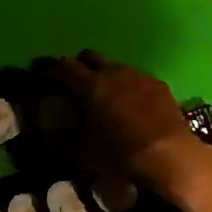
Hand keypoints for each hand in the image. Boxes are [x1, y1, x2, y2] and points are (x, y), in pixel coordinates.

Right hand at [48, 52, 204, 187]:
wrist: (169, 155)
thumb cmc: (120, 153)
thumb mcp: (83, 154)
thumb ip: (59, 143)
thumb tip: (41, 139)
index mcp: (91, 86)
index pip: (65, 66)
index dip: (54, 70)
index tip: (49, 79)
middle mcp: (114, 73)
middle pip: (91, 57)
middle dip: (81, 66)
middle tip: (77, 84)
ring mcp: (140, 76)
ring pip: (116, 66)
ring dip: (107, 76)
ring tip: (107, 96)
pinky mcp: (159, 85)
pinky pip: (138, 79)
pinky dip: (129, 87)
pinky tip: (133, 105)